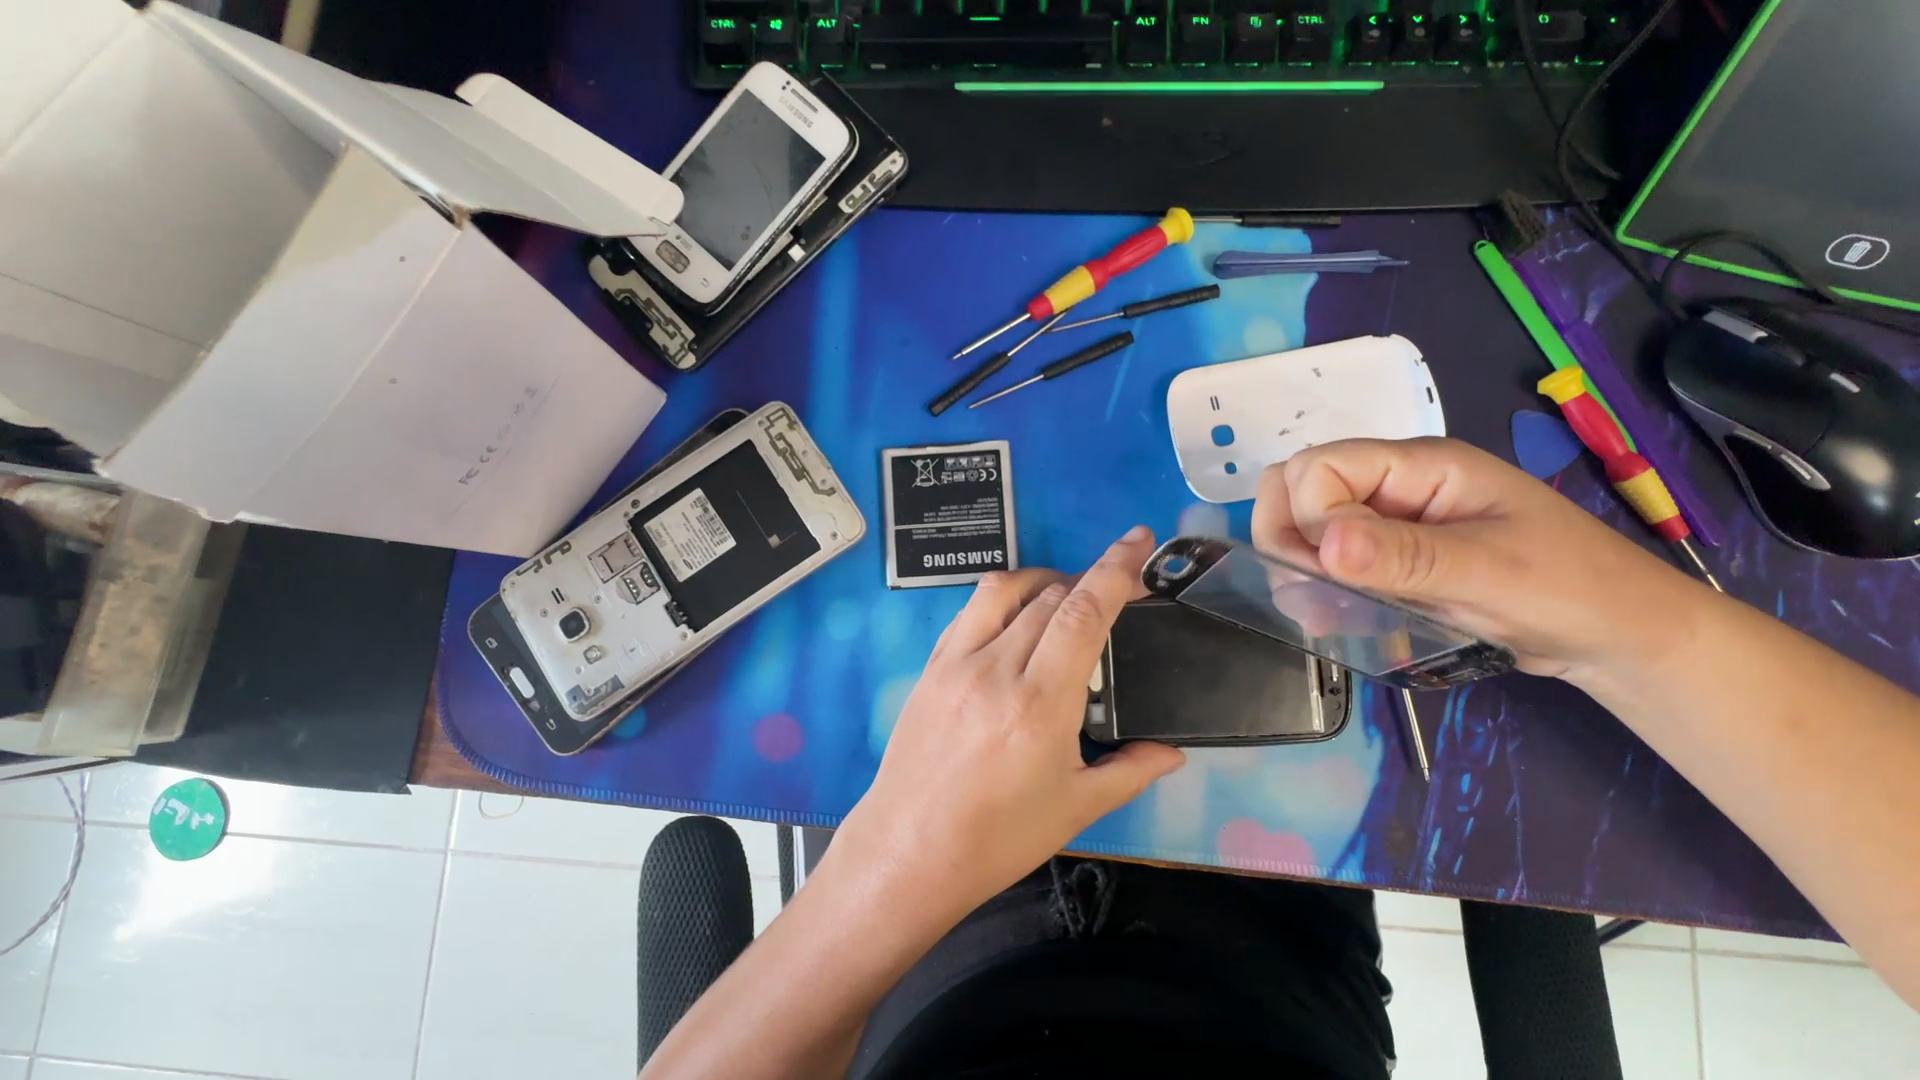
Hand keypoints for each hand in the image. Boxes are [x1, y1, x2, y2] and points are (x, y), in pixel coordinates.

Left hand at [830, 527, 1186, 922]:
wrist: (910, 850)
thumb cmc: (999, 836)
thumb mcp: (1076, 808)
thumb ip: (1130, 770)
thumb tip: (1173, 752)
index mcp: (1041, 702)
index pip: (1084, 612)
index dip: (1116, 568)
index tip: (1139, 540)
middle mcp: (998, 668)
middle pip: (1051, 596)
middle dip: (1089, 582)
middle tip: (1114, 596)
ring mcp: (957, 663)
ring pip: (1005, 591)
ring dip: (1044, 581)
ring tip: (1066, 597)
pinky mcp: (931, 667)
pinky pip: (970, 611)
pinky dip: (1002, 599)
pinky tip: (1016, 620)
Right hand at [1252, 437, 1705, 679]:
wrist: (1618, 635)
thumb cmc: (1570, 590)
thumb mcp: (1490, 573)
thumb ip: (1404, 556)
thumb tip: (1322, 544)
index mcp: (1420, 467)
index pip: (1319, 467)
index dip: (1311, 514)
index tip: (1341, 566)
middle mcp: (1393, 486)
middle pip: (1296, 486)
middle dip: (1287, 535)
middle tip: (1317, 587)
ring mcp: (1389, 522)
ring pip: (1303, 524)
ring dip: (1297, 564)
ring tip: (1326, 611)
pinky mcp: (1388, 558)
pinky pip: (1325, 558)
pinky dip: (1315, 585)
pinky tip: (1335, 616)